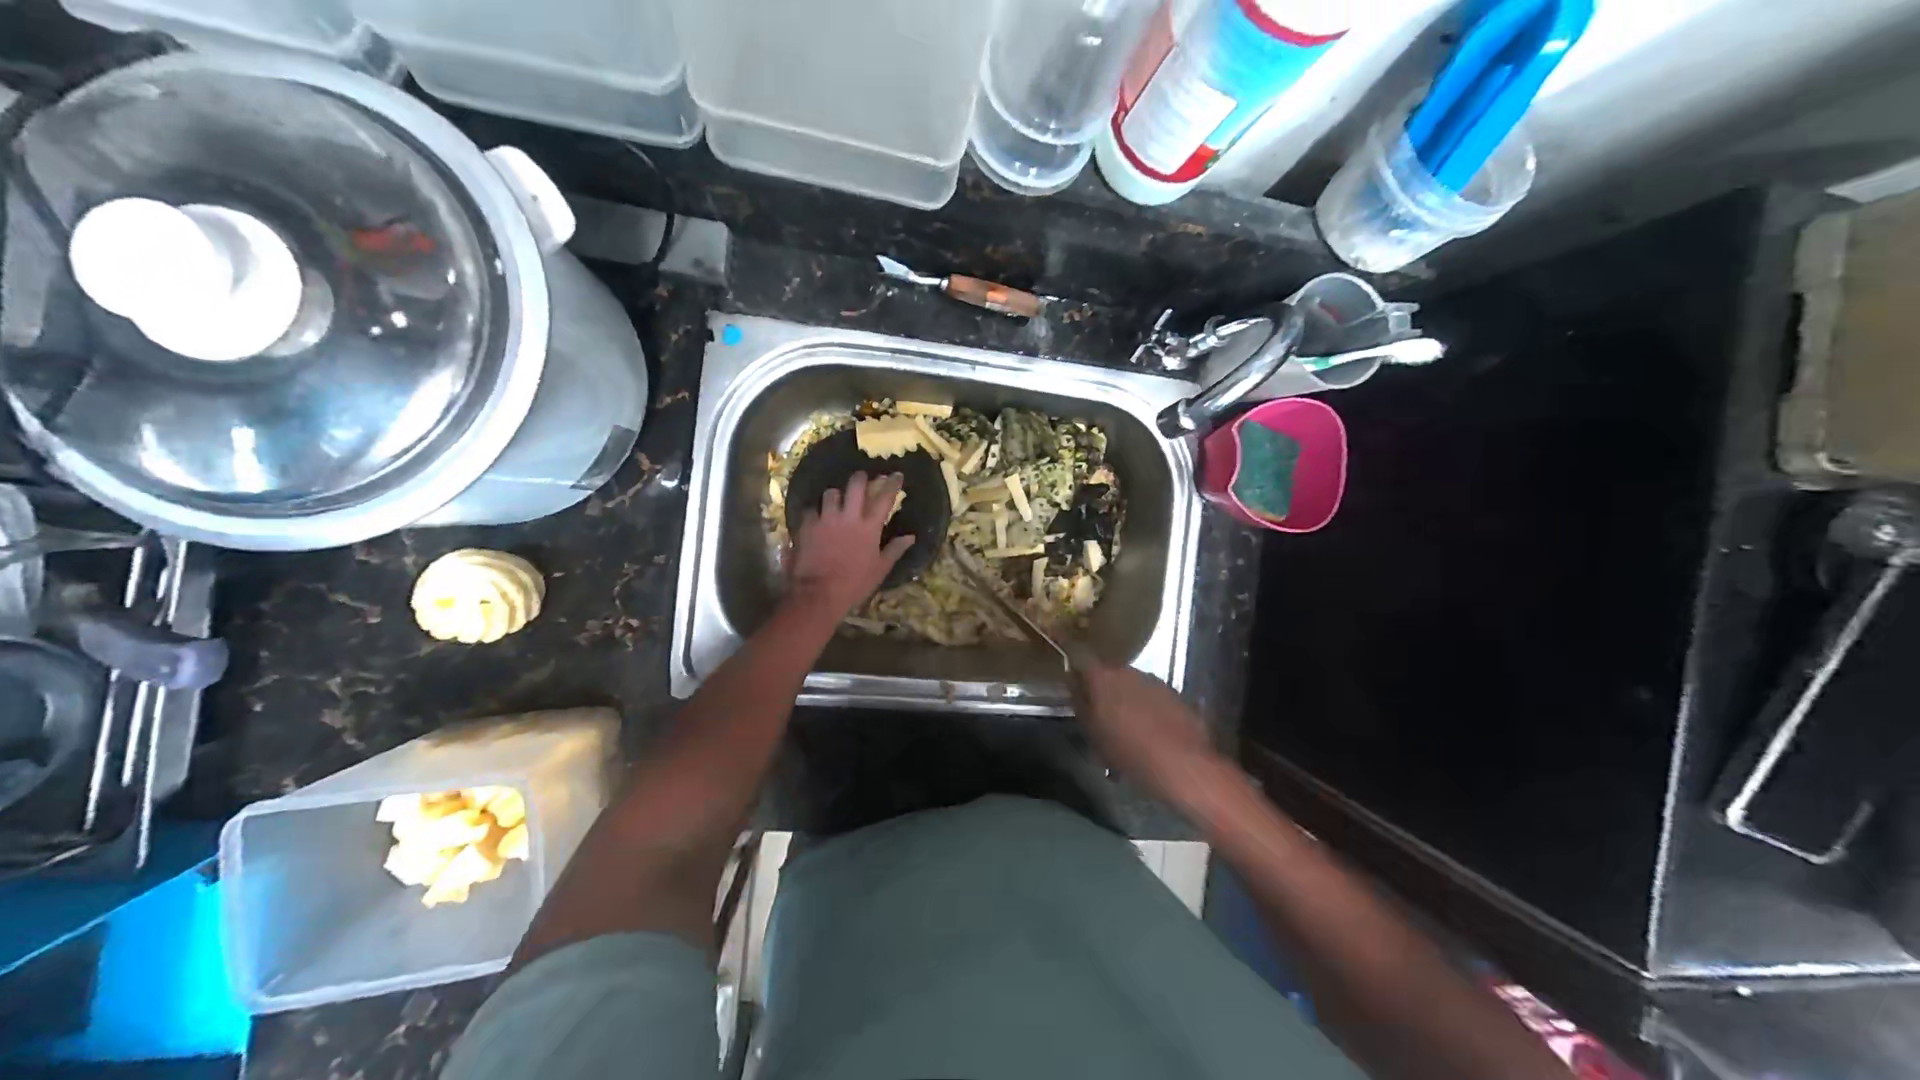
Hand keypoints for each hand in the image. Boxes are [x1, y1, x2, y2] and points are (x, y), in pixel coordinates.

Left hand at [788, 472, 914, 619]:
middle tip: (862, 478)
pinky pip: (811, 510)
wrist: (818, 594)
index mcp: (869, 527)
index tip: (897, 475)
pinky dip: (815, 512)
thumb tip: (910, 537)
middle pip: (855, 485)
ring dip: (836, 495)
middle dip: (860, 478)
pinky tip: (816, 518)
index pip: (884, 498)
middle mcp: (848, 516)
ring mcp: (825, 519)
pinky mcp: (806, 526)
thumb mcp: (880, 569)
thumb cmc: (854, 584)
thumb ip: (895, 549)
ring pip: (831, 493)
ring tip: (836, 499)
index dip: (892, 484)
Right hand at [1072, 659, 1229, 808]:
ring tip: (1125, 724)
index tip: (1069, 672)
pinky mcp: (1176, 695)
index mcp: (1103, 677)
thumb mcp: (1092, 733)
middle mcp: (1130, 670)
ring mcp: (1156, 681)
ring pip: (1133, 683)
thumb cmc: (1128, 751)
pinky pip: (1153, 695)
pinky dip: (1147, 706)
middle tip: (1098, 709)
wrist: (1181, 764)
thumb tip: (1073, 685)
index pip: (1081, 657)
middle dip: (1102, 686)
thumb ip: (1080, 704)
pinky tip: (1149, 730)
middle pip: (1109, 671)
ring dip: (1126, 697)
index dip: (1074, 663)